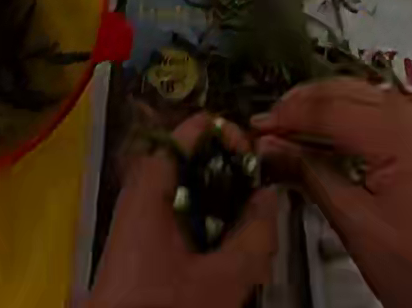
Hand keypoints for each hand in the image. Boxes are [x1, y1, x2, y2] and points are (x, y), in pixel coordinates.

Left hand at [87, 114, 278, 307]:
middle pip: (192, 157)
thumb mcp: (220, 281)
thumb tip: (271, 196)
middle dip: (230, 174)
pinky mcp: (143, 234)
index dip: (224, 134)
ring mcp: (140, 209)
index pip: (189, 130)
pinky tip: (230, 255)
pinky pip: (180, 210)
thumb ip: (252, 239)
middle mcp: (142, 185)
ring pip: (188, 186)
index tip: (255, 159)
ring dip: (222, 203)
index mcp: (152, 181)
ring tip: (253, 233)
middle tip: (261, 201)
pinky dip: (207, 222)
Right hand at [252, 80, 411, 307]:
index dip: (283, 116)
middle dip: (297, 106)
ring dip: (318, 106)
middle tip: (267, 128)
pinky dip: (343, 113)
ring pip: (353, 93)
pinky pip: (374, 107)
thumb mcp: (356, 223)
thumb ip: (308, 173)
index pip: (323, 108)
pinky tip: (325, 131)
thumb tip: (268, 144)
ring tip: (288, 129)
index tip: (255, 128)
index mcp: (397, 131)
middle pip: (337, 91)